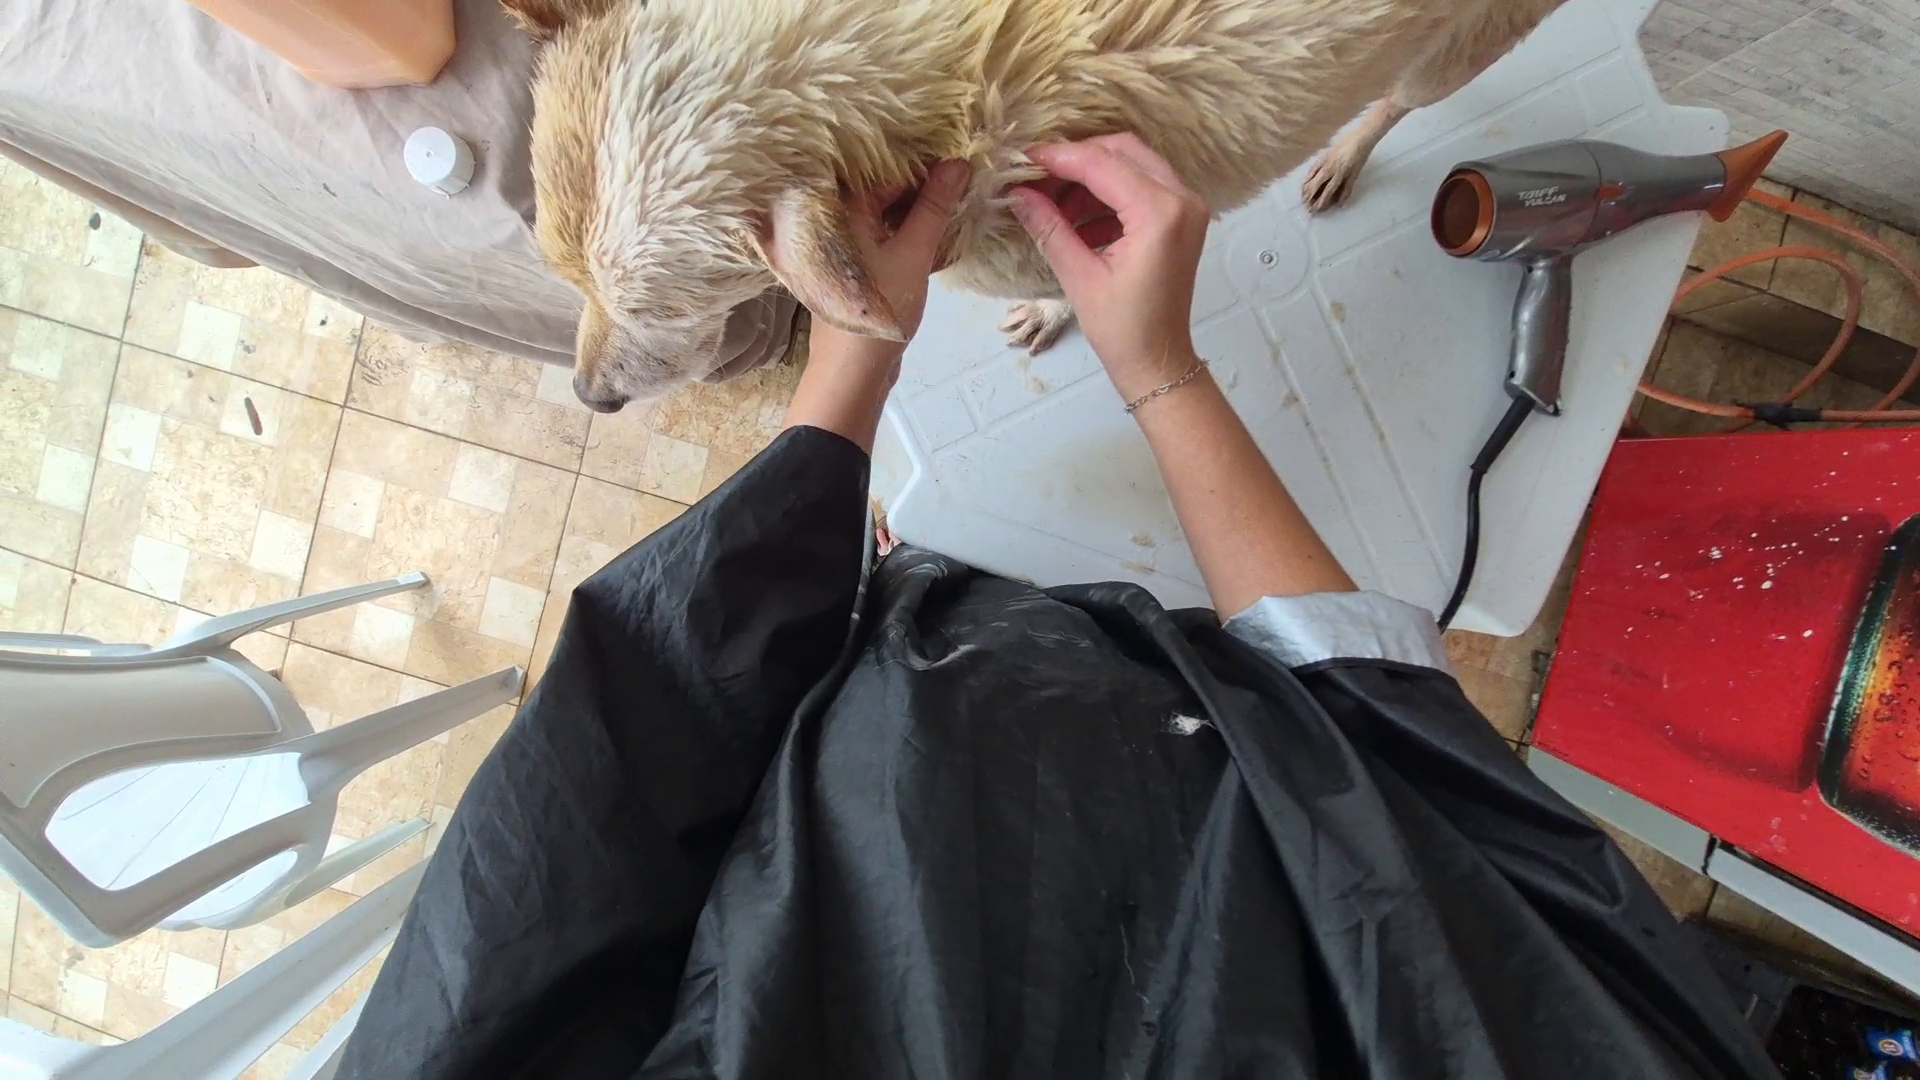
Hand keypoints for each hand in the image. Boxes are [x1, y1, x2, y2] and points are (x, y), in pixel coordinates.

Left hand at [841, 158, 971, 344]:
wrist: (853, 370)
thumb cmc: (880, 309)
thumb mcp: (913, 253)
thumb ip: (934, 208)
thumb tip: (958, 164)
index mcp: (846, 209)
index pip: (892, 171)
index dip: (930, 167)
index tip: (964, 165)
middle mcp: (841, 223)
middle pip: (890, 193)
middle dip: (928, 192)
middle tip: (967, 187)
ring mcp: (850, 250)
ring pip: (892, 220)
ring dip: (924, 218)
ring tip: (960, 212)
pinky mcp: (862, 273)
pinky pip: (890, 244)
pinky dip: (914, 242)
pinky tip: (943, 246)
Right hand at [1009, 135, 1210, 399]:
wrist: (1157, 361)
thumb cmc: (1123, 331)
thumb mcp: (1079, 278)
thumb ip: (1050, 229)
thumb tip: (1017, 195)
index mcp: (1160, 214)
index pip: (1102, 164)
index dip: (1059, 159)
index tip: (1023, 161)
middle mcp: (1182, 199)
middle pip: (1121, 151)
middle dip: (1075, 162)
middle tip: (1037, 181)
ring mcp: (1186, 206)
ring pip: (1131, 164)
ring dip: (1090, 178)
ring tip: (1052, 206)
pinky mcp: (1181, 218)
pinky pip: (1141, 186)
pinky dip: (1108, 195)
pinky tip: (1077, 221)